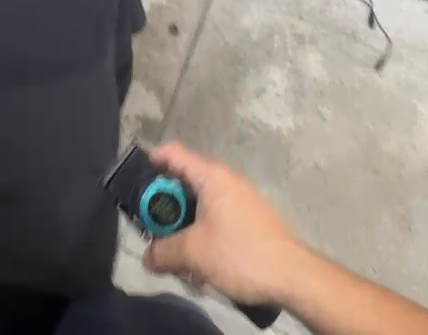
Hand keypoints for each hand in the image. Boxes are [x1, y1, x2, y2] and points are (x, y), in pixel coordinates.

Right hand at [141, 142, 312, 306]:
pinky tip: (204, 266)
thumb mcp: (194, 252)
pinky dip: (204, 235)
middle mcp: (226, 180)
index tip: (135, 181)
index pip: (174, 153)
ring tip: (179, 257)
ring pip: (202, 206)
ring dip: (186, 228)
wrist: (292, 274)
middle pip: (186, 182)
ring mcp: (241, 199)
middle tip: (154, 231)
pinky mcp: (251, 219)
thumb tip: (146, 256)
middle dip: (167, 208)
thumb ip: (164, 251)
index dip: (152, 160)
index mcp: (211, 176)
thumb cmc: (239, 252)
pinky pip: (218, 218)